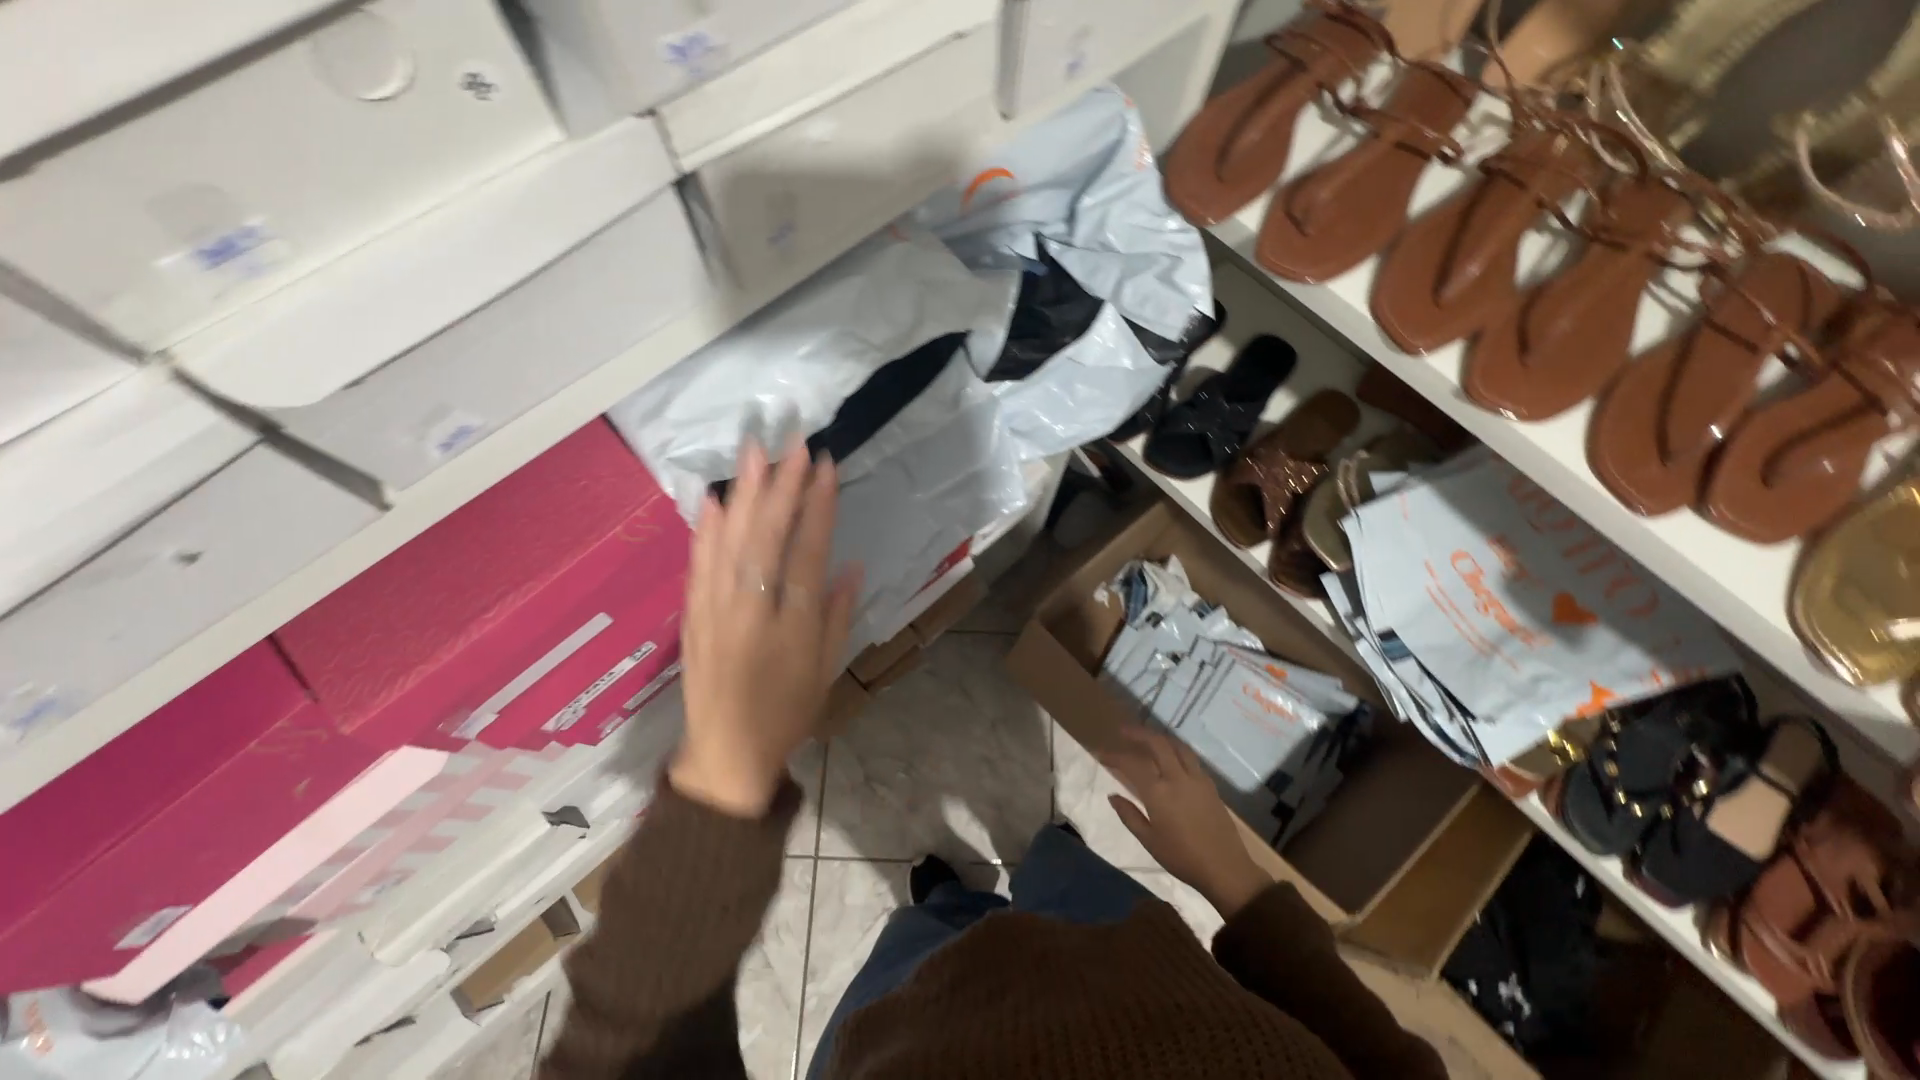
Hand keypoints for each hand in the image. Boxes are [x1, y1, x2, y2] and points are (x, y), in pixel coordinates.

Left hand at [672, 435, 859, 818]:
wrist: (727, 752)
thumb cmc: (788, 712)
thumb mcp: (827, 670)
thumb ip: (839, 616)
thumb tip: (850, 564)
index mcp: (795, 627)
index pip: (808, 553)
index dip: (819, 507)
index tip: (826, 465)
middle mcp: (753, 612)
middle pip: (767, 537)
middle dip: (782, 485)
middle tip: (792, 441)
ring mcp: (716, 612)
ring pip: (730, 542)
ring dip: (744, 494)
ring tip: (753, 451)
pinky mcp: (691, 616)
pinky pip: (698, 565)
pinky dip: (706, 530)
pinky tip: (713, 499)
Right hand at [1101, 726, 1272, 918]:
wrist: (1225, 868)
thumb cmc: (1182, 858)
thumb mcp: (1149, 841)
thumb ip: (1129, 815)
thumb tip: (1112, 795)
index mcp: (1158, 793)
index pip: (1132, 764)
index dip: (1114, 756)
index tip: (1101, 753)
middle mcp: (1178, 778)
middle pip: (1158, 743)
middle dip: (1138, 733)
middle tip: (1123, 730)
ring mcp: (1197, 779)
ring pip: (1178, 746)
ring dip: (1160, 737)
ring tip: (1147, 738)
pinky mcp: (1210, 785)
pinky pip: (1190, 758)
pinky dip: (1176, 750)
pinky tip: (1171, 757)